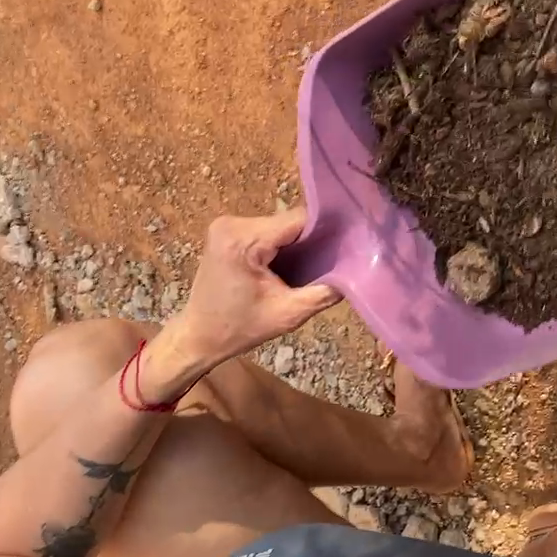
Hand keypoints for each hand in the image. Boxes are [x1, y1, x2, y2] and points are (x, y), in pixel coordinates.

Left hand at [140, 208, 339, 396]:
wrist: (199, 336)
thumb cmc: (241, 329)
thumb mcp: (289, 314)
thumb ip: (324, 292)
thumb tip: (357, 273)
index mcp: (244, 239)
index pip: (298, 220)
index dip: (326, 231)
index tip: (348, 245)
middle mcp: (233, 223)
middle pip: (289, 221)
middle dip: (311, 240)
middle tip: (332, 261)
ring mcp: (228, 224)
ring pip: (280, 225)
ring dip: (297, 243)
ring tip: (314, 264)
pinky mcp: (228, 231)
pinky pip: (268, 230)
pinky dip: (283, 245)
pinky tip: (293, 264)